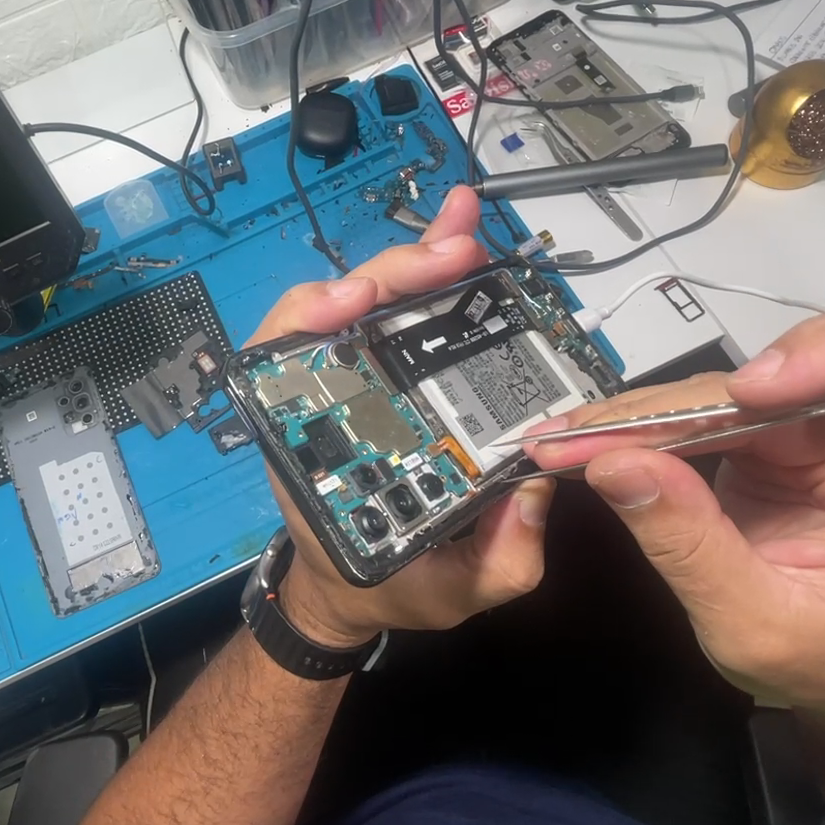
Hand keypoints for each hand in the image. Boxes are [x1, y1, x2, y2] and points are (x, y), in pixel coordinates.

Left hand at [247, 186, 556, 649]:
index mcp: (317, 448)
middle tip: (456, 246)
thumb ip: (498, 560)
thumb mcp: (445, 591)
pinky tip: (454, 259)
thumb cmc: (389, 582)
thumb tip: (538, 485)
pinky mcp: (391, 380)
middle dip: (397, 272)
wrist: (356, 585)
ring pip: (373, 306)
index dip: (313, 318)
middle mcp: (329, 404)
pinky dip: (422, 285)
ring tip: (463, 232)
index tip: (355, 300)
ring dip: (416, 262)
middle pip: (345, 316)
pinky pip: (398, 322)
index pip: (286, 362)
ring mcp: (361, 385)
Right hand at [525, 309, 824, 751]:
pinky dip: (636, 429)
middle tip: (590, 438)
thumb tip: (615, 465)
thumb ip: (692, 546)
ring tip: (566, 442)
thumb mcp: (759, 626)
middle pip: (786, 370)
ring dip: (640, 415)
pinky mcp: (762, 443)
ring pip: (724, 389)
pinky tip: (583, 441)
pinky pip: (695, 416)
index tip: (749, 390)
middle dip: (680, 404)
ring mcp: (815, 436)